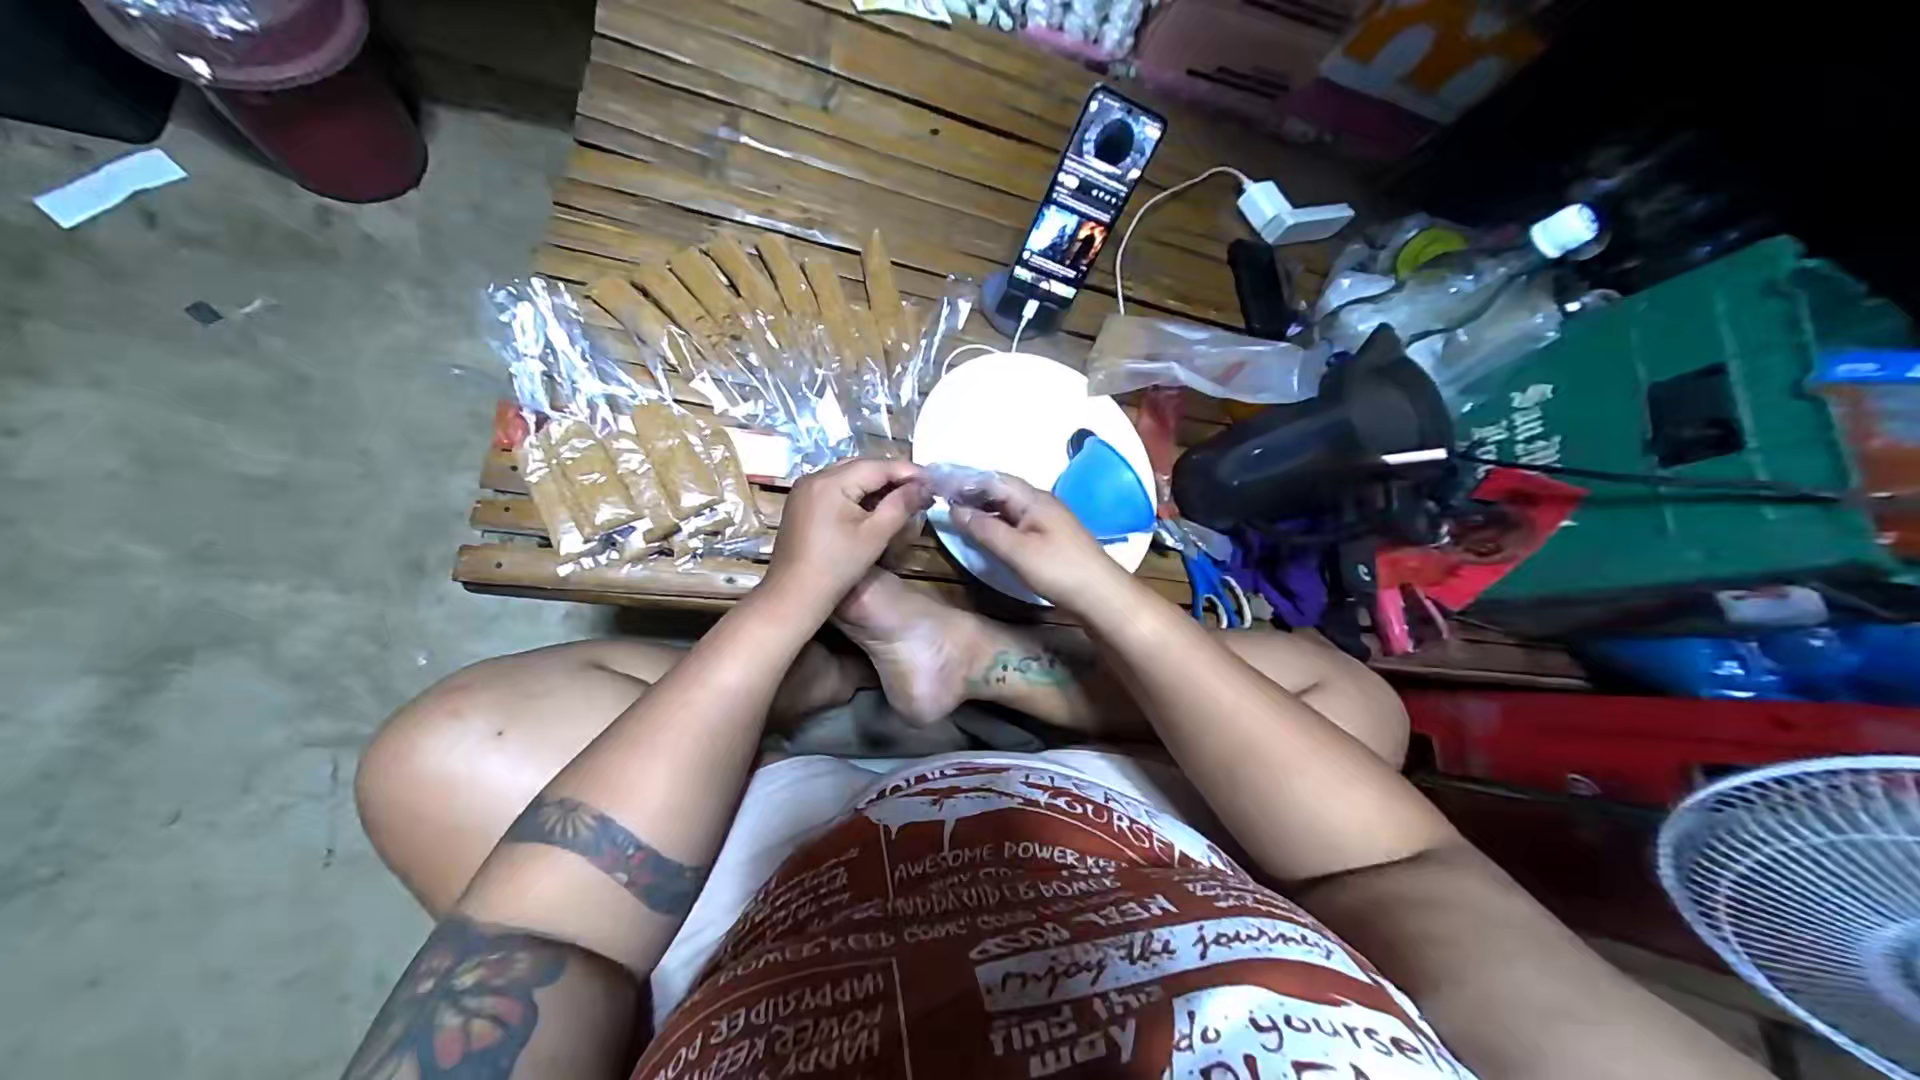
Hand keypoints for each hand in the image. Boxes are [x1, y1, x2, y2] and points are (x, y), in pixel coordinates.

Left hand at [762, 459, 929, 615]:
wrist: (794, 595)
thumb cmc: (837, 566)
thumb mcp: (875, 535)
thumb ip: (901, 505)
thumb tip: (923, 486)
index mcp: (830, 482)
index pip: (877, 466)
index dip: (908, 471)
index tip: (933, 480)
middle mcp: (814, 477)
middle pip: (862, 466)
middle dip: (892, 475)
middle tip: (921, 487)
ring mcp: (804, 490)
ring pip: (848, 475)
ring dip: (875, 483)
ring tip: (902, 495)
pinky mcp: (801, 503)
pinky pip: (835, 487)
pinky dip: (857, 492)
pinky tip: (873, 505)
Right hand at [948, 473, 1134, 612]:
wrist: (1101, 596)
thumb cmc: (1059, 570)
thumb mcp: (1016, 551)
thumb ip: (984, 529)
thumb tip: (955, 509)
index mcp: (1034, 499)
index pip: (993, 478)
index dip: (966, 479)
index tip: (938, 483)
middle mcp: (1041, 502)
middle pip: (1001, 490)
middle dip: (972, 492)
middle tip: (942, 498)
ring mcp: (1047, 520)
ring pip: (1008, 506)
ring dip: (983, 508)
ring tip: (956, 514)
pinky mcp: (1049, 537)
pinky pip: (1016, 521)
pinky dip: (996, 522)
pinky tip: (984, 532)